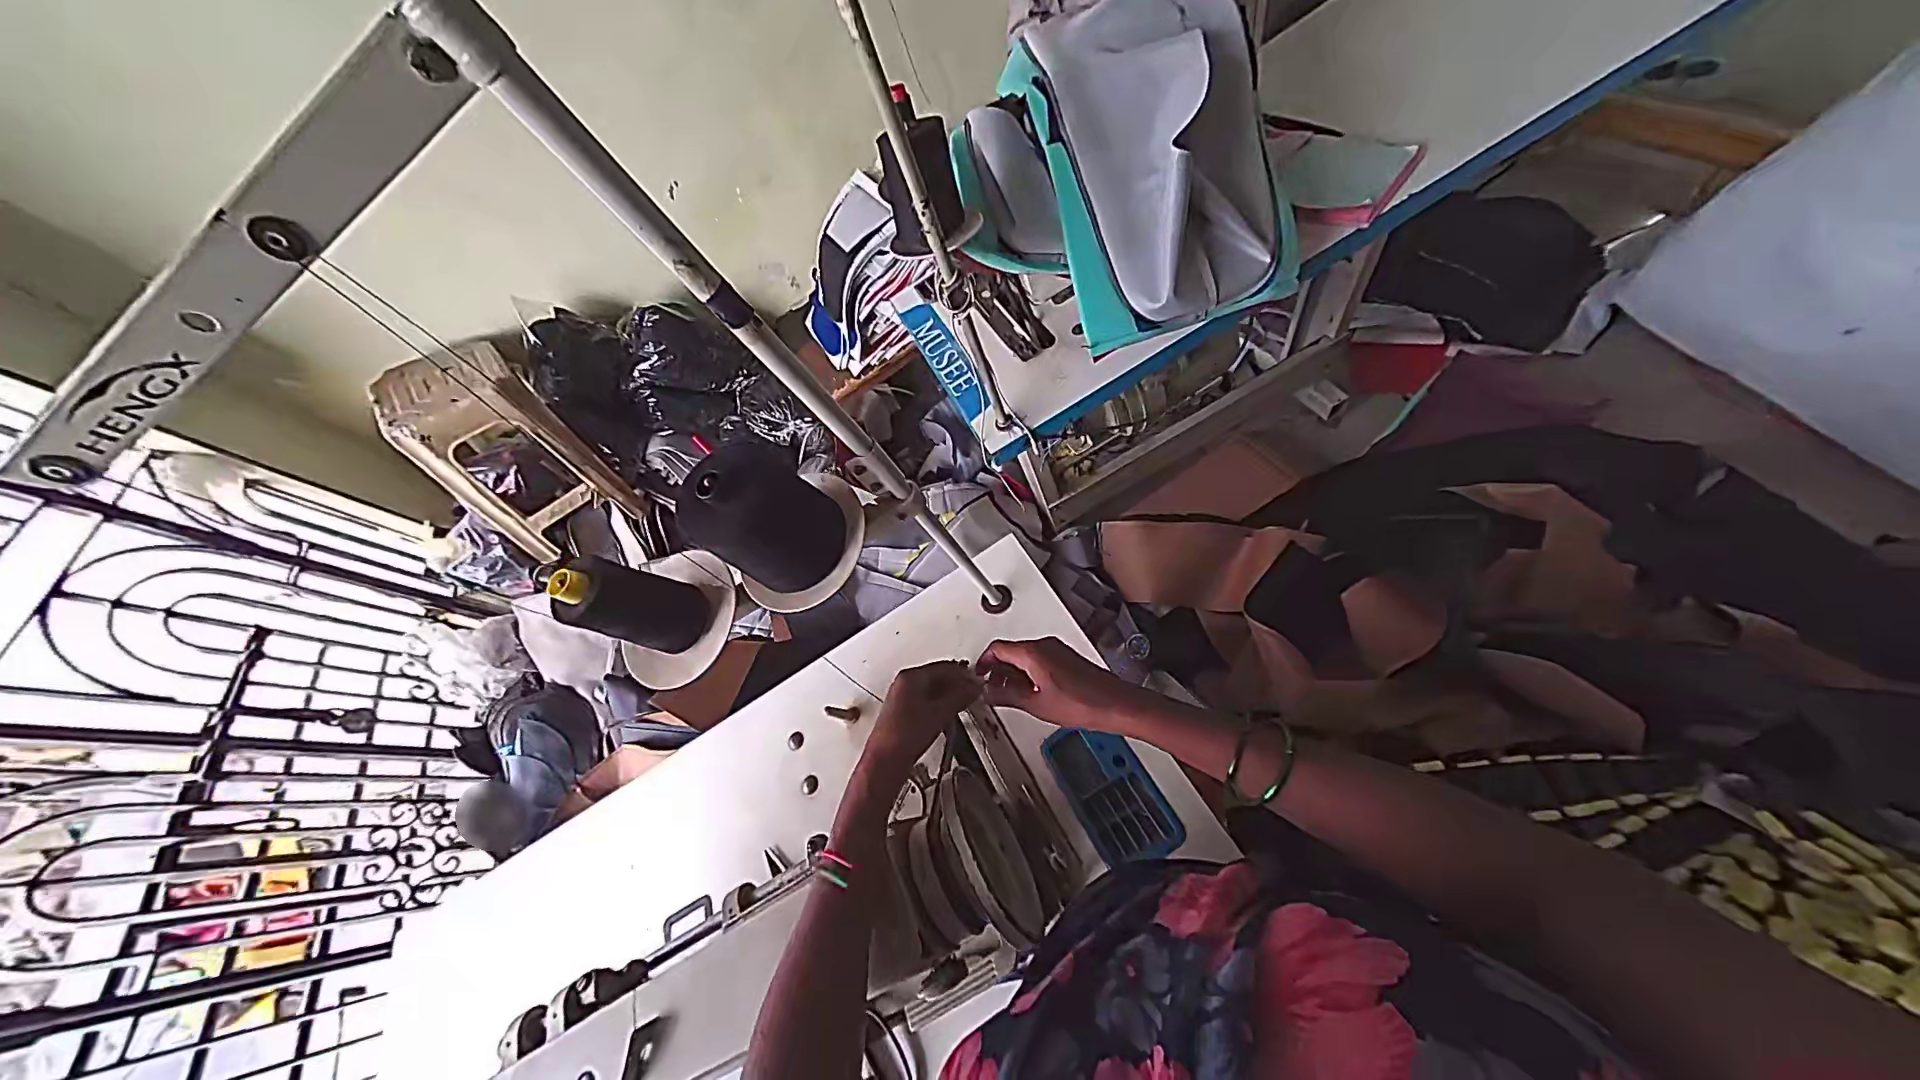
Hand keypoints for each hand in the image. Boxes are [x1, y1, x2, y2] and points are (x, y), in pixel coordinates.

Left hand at [860, 660, 980, 784]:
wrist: (886, 761)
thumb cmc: (903, 736)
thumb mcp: (940, 713)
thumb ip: (960, 696)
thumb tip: (973, 687)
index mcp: (909, 678)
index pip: (942, 667)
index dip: (962, 673)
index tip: (976, 680)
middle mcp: (902, 685)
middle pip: (936, 676)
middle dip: (956, 684)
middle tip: (973, 690)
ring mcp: (901, 699)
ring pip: (931, 690)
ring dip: (949, 695)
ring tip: (964, 701)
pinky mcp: (902, 714)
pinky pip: (925, 702)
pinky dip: (939, 705)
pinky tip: (948, 713)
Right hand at [974, 637, 1120, 727]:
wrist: (1115, 704)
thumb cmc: (1083, 703)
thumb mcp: (1035, 704)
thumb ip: (1007, 696)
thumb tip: (990, 693)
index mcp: (1033, 653)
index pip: (997, 648)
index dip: (983, 662)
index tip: (978, 675)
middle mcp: (1045, 646)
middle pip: (1010, 650)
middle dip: (997, 669)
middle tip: (991, 687)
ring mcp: (1057, 650)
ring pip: (1024, 655)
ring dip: (1013, 672)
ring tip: (1009, 693)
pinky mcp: (1066, 658)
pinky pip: (1039, 659)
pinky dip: (1028, 672)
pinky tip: (1030, 691)